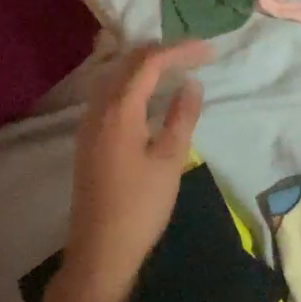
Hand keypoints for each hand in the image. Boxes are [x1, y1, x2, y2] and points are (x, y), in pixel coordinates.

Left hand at [58, 41, 215, 301]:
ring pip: (114, 75)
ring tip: (175, 65)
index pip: (149, 63)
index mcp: (120, 110)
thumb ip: (183, 117)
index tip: (211, 51)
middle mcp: (99, 108)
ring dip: (144, 64)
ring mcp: (90, 123)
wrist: (101, 251)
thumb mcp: (171, 160)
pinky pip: (109, 91)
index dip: (180, 51)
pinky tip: (148, 92)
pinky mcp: (89, 138)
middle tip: (195, 54)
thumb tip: (192, 83)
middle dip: (162, 51)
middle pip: (127, 62)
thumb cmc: (141, 207)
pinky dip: (131, 80)